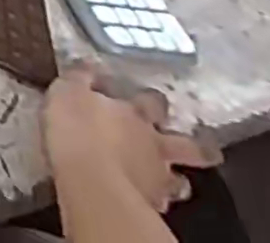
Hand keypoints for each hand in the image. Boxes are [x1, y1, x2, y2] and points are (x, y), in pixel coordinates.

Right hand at [43, 66, 220, 212]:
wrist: (90, 178)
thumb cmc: (75, 126)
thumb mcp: (67, 91)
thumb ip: (79, 78)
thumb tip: (89, 65)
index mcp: (135, 114)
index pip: (152, 101)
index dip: (152, 98)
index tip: (149, 96)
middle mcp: (155, 145)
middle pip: (191, 146)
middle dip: (200, 146)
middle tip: (203, 146)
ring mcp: (159, 178)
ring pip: (181, 180)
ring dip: (177, 178)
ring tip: (169, 178)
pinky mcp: (152, 204)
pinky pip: (159, 200)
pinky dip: (154, 196)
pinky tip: (142, 194)